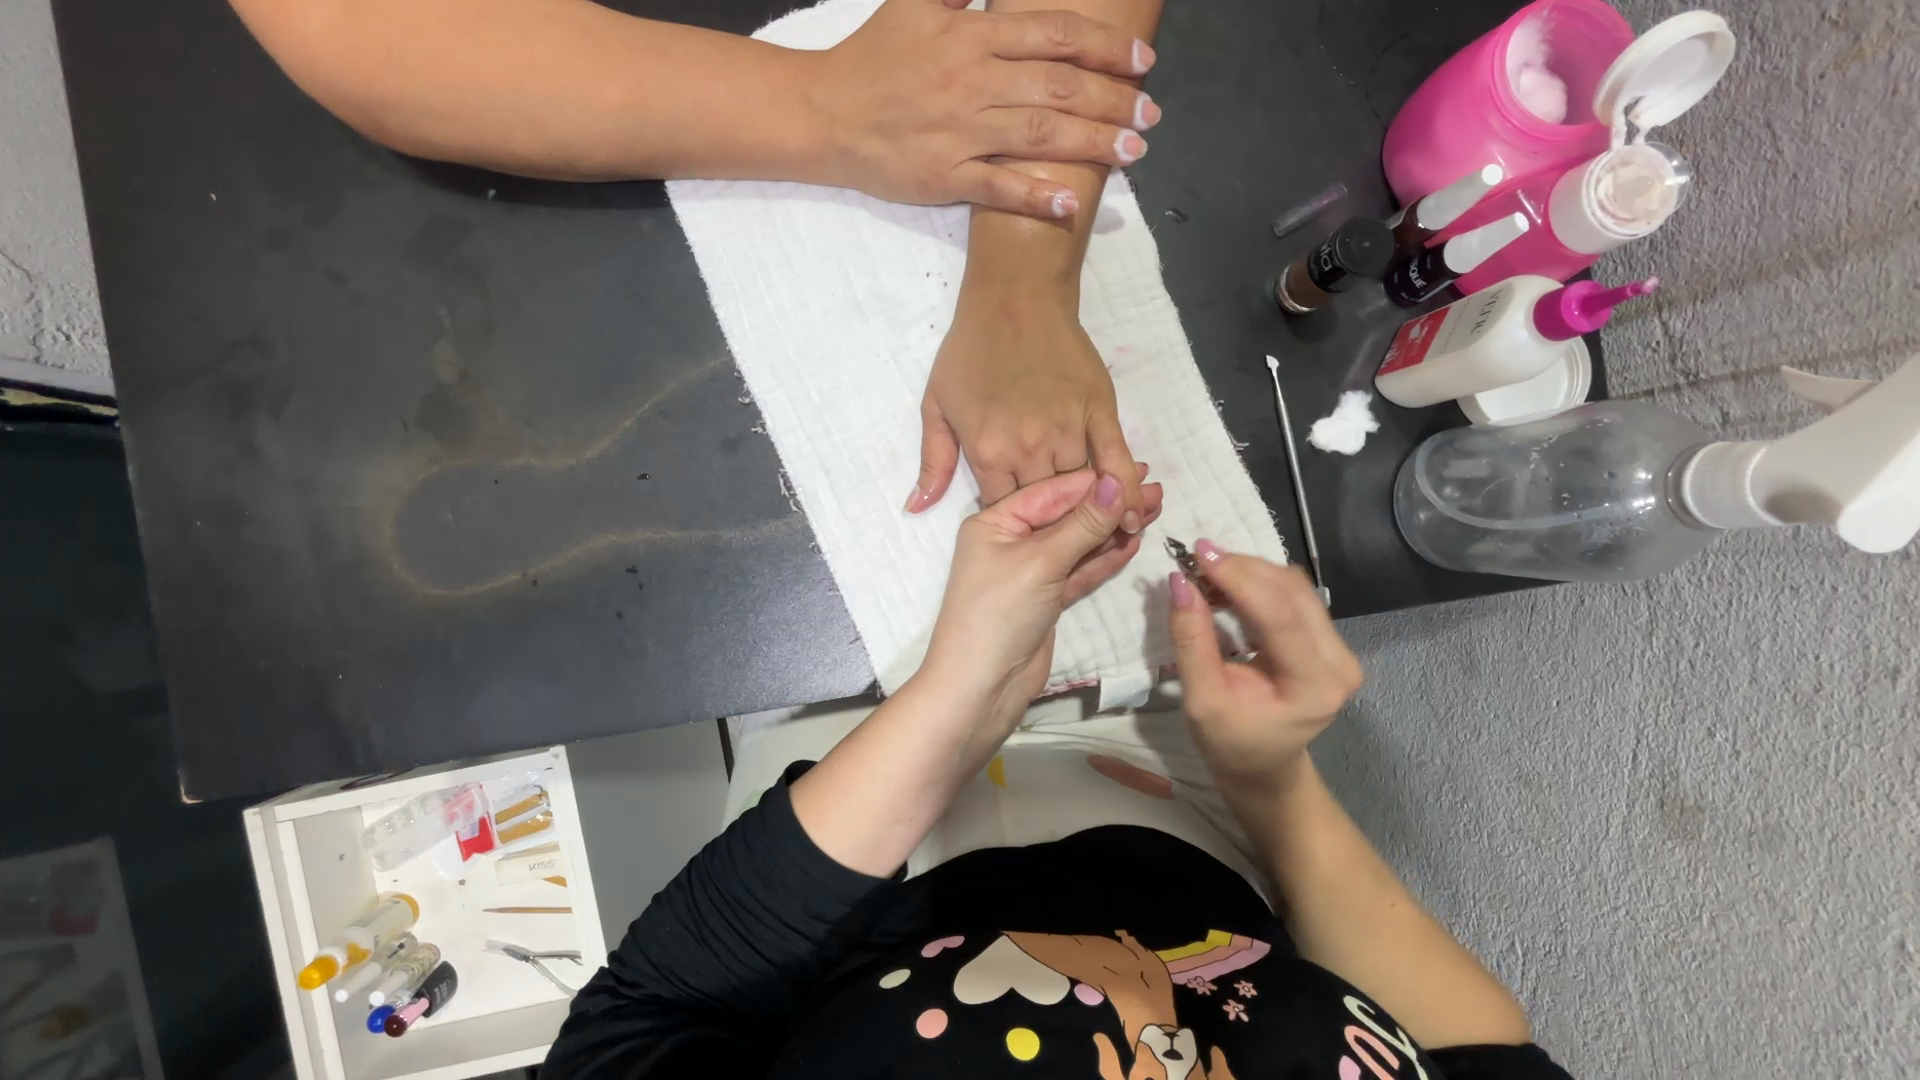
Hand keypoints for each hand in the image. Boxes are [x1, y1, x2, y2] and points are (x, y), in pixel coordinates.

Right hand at [804, 0, 1158, 216]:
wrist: (825, 114)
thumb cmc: (873, 60)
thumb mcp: (914, 3)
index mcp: (972, 37)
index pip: (1054, 37)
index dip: (1105, 48)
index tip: (1141, 63)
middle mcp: (974, 82)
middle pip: (1058, 87)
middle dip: (1112, 99)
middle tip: (1149, 114)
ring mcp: (960, 133)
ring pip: (1038, 135)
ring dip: (1090, 144)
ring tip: (1132, 151)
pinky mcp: (944, 177)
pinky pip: (997, 188)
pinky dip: (1035, 197)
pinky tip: (1070, 203)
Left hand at [909, 289, 1143, 525]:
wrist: (1014, 298)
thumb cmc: (970, 351)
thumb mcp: (936, 405)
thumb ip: (933, 462)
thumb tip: (917, 508)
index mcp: (989, 452)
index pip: (1005, 510)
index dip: (1014, 522)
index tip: (1019, 527)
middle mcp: (1030, 448)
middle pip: (1047, 507)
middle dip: (1052, 524)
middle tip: (1058, 531)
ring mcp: (1068, 431)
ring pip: (1082, 489)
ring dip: (1086, 508)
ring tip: (1091, 526)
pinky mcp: (1100, 413)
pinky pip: (1116, 462)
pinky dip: (1123, 491)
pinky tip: (1130, 515)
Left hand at [919, 466, 1163, 737]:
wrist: (980, 687)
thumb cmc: (998, 614)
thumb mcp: (1041, 562)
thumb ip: (1082, 524)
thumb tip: (1116, 482)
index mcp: (996, 521)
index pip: (1053, 491)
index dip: (1095, 481)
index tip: (1137, 469)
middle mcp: (1011, 540)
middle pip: (1068, 515)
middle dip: (1110, 504)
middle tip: (1156, 491)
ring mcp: (1030, 571)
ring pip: (1078, 543)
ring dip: (1113, 530)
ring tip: (1153, 511)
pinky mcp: (1046, 598)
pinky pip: (1080, 570)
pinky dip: (1104, 559)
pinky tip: (1132, 544)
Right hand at [1167, 539, 1363, 787]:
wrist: (1264, 767)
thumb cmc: (1231, 743)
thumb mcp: (1201, 701)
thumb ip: (1192, 642)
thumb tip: (1179, 583)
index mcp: (1313, 686)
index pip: (1279, 615)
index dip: (1239, 578)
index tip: (1199, 554)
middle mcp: (1339, 662)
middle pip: (1292, 592)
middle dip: (1242, 568)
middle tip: (1197, 561)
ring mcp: (1339, 649)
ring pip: (1295, 586)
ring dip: (1250, 571)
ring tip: (1209, 574)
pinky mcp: (1329, 639)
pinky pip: (1295, 595)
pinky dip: (1259, 583)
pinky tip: (1229, 587)